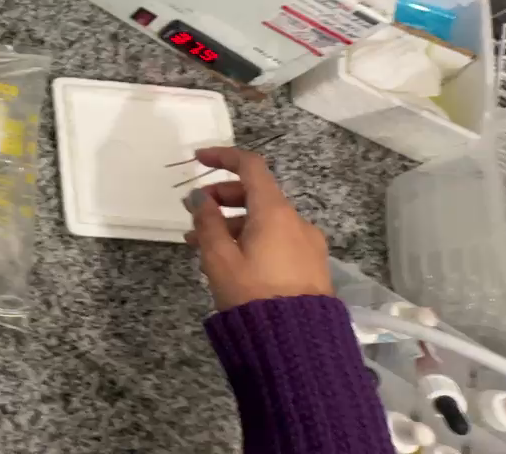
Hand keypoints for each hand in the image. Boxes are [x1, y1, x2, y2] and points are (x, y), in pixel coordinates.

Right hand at [184, 145, 331, 309]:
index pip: (250, 166)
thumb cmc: (252, 293)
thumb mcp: (218, 256)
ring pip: (264, 219)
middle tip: (195, 212)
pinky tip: (229, 260)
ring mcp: (308, 245)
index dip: (222, 156)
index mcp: (275, 212)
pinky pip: (276, 239)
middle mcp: (296, 222)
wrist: (298, 348)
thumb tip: (199, 196)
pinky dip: (251, 238)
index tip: (197, 160)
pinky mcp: (311, 267)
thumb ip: (206, 220)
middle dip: (221, 197)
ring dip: (232, 223)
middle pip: (256, 193)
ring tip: (202, 244)